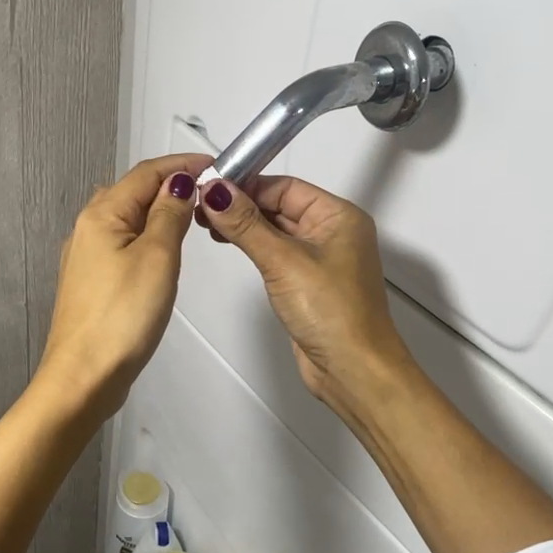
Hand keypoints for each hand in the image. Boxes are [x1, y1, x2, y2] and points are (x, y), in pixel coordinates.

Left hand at [35, 153, 205, 420]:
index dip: (182, 164)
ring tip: (190, 217)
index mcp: (101, 215)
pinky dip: (145, 237)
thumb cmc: (122, 317)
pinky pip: (120, 245)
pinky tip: (160, 251)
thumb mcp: (157, 257)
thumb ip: (169, 214)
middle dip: (169, 185)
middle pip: (132, 192)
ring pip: (125, 219)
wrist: (84, 376)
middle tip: (207, 192)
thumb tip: (179, 182)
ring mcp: (85, 259)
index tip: (216, 164)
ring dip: (157, 211)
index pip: (146, 173)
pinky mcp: (91, 285)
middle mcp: (87, 230)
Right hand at [198, 175, 411, 409]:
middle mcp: (333, 233)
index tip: (209, 187)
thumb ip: (246, 225)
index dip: (247, 184)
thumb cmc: (332, 312)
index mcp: (338, 217)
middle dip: (241, 204)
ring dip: (243, 226)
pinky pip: (276, 255)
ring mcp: (320, 260)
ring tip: (206, 224)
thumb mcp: (282, 261)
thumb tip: (215, 191)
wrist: (352, 369)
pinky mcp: (308, 285)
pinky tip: (230, 245)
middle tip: (200, 206)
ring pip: (276, 231)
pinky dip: (253, 247)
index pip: (285, 186)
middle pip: (279, 206)